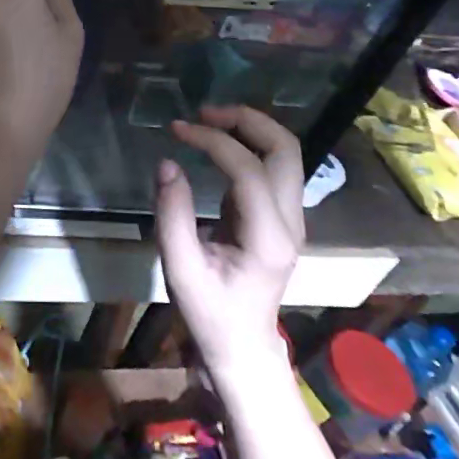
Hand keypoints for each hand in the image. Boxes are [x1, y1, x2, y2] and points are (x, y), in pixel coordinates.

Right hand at [154, 106, 305, 386]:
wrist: (242, 345)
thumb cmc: (209, 313)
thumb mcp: (180, 269)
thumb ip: (172, 216)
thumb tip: (167, 164)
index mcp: (269, 237)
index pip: (249, 169)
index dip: (213, 141)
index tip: (177, 130)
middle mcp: (291, 221)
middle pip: (286, 149)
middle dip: (246, 120)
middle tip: (203, 113)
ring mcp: (291, 218)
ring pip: (286, 153)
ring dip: (251, 127)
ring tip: (209, 120)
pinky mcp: (281, 216)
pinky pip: (274, 166)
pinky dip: (249, 143)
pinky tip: (218, 141)